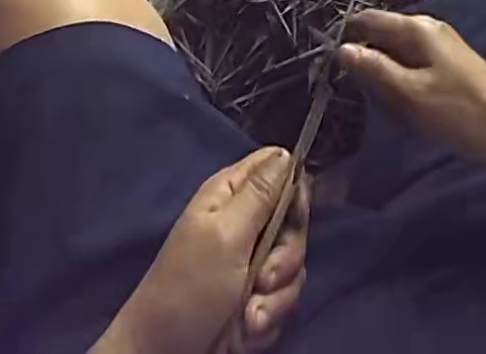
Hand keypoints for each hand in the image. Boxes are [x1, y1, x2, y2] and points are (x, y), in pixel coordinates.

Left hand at [95, 148, 309, 353]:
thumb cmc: (190, 288)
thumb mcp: (226, 235)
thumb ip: (261, 194)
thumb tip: (287, 153)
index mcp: (232, 194)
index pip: (278, 166)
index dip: (295, 187)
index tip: (295, 216)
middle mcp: (244, 220)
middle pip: (293, 220)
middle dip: (286, 256)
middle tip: (264, 278)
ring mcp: (250, 260)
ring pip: (291, 264)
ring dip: (276, 296)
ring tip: (249, 316)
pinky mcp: (255, 296)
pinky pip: (282, 298)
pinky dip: (268, 317)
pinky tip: (246, 331)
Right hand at [337, 9, 485, 169]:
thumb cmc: (462, 112)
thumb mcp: (412, 94)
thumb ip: (375, 70)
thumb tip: (341, 49)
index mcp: (417, 28)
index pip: (368, 20)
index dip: (345, 36)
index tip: (326, 63)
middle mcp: (427, 29)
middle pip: (381, 37)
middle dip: (366, 64)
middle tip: (360, 96)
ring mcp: (440, 47)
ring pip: (396, 56)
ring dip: (385, 81)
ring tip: (388, 110)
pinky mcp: (448, 66)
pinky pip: (412, 70)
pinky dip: (403, 88)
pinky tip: (407, 112)